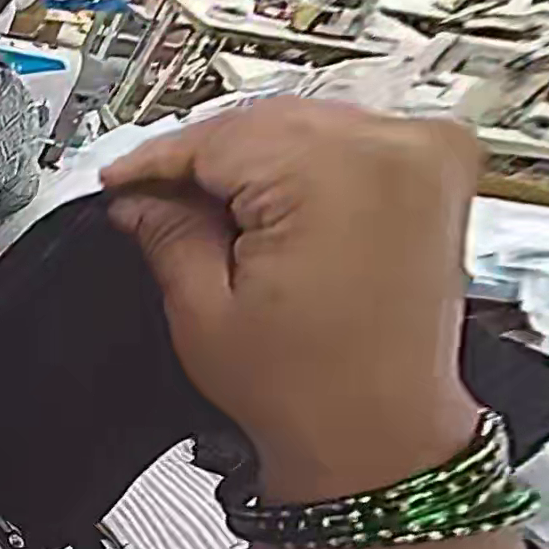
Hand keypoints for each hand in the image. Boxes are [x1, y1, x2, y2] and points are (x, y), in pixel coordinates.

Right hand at [100, 98, 485, 502]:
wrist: (371, 427)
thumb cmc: (301, 388)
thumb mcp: (203, 312)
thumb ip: (167, 238)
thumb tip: (137, 203)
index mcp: (336, 178)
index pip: (221, 137)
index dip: (154, 159)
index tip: (118, 181)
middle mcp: (396, 149)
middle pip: (263, 120)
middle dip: (193, 156)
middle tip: (141, 194)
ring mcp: (425, 156)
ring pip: (299, 125)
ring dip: (235, 159)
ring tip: (185, 204)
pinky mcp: (431, 175)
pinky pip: (338, 143)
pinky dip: (283, 165)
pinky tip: (244, 200)